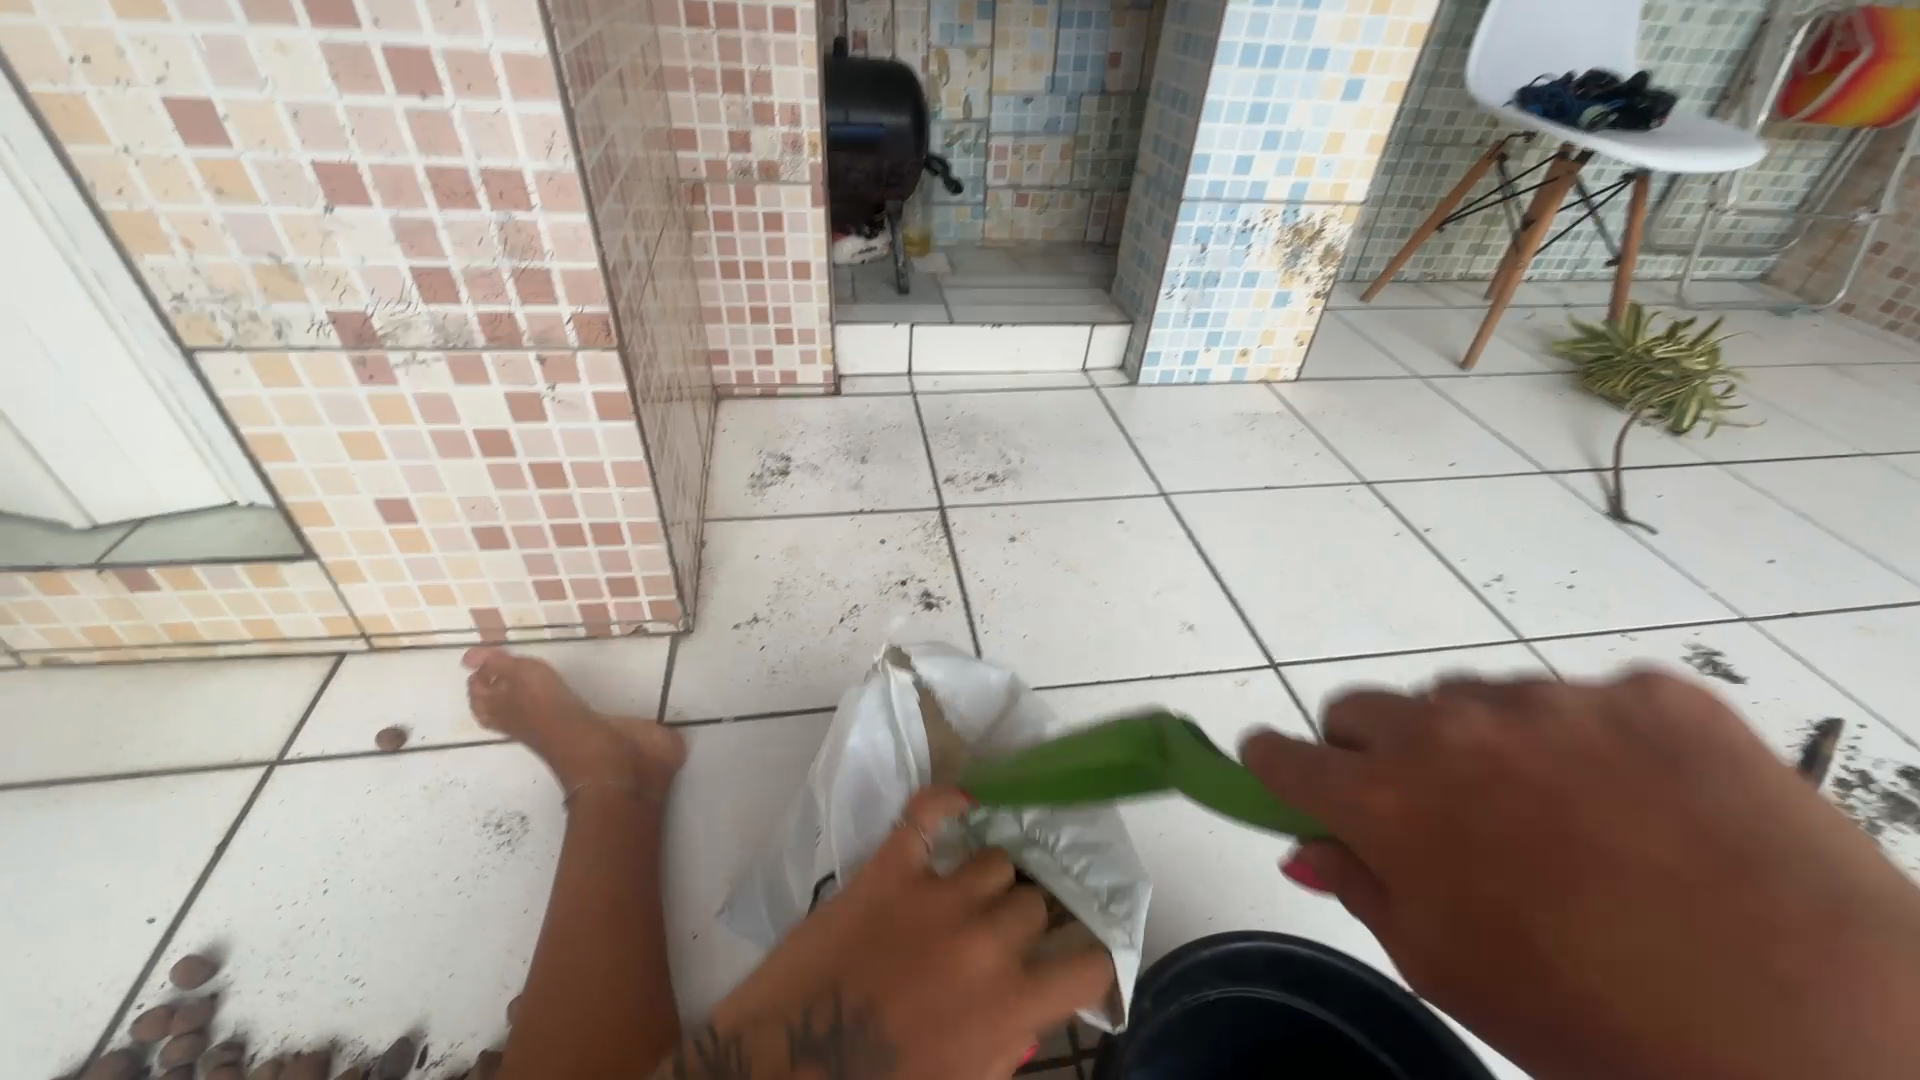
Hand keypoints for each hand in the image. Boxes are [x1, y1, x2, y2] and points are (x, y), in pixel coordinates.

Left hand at [691, 787, 1112, 1079]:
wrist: (786, 1064)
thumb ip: (1006, 1046)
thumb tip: (1027, 1014)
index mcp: (1010, 1005)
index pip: (1089, 963)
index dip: (1090, 962)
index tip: (1076, 962)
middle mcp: (985, 941)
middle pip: (1036, 903)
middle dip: (1026, 922)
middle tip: (1002, 934)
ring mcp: (936, 896)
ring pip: (995, 860)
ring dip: (989, 879)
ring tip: (970, 893)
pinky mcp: (888, 870)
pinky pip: (927, 813)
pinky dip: (947, 801)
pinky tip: (962, 802)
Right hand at [1242, 672, 1919, 1079]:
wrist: (1835, 1033)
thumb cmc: (1596, 1019)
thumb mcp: (1448, 968)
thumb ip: (1361, 886)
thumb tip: (1308, 842)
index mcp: (1386, 800)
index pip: (1284, 754)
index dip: (1277, 765)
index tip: (1285, 774)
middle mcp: (1449, 728)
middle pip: (1363, 708)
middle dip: (1372, 751)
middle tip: (1431, 811)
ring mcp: (1552, 699)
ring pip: (1468, 700)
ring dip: (1476, 743)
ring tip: (1557, 816)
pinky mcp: (1649, 690)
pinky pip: (1578, 701)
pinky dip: (1582, 742)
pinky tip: (1641, 805)